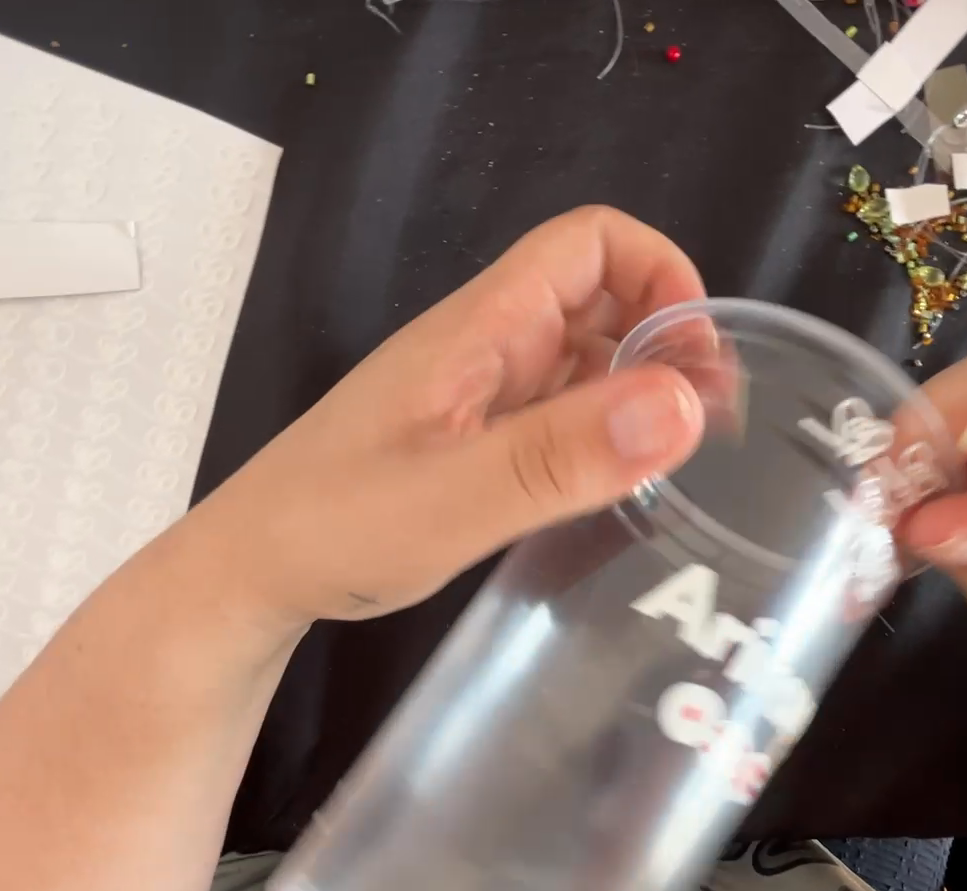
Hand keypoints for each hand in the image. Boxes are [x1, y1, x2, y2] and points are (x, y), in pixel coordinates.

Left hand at [193, 206, 708, 631]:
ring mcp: (479, 396)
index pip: (588, 243)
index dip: (660, 272)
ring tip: (683, 456)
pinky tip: (618, 479)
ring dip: (639, 389)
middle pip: (597, 297)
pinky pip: (557, 414)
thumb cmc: (336, 527)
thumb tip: (681, 406)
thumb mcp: (452, 498)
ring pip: (582, 360)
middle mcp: (486, 348)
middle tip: (711, 420)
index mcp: (480, 330)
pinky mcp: (474, 440)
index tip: (699, 355)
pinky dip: (602, 431)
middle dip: (666, 337)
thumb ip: (560, 455)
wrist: (255, 572)